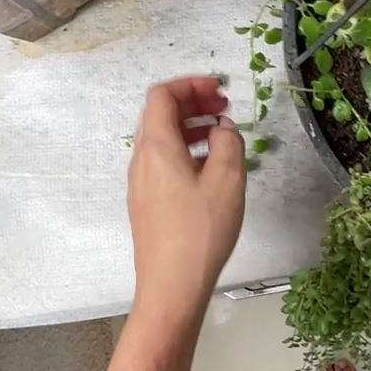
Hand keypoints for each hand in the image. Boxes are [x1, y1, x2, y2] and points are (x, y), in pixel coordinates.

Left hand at [127, 76, 246, 311]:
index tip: (219, 88)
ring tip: (222, 136)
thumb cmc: (200, 231)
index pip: (162, 96)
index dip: (190, 84)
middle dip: (192, 104)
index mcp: (156, 146)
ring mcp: (142, 184)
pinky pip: (164, 163)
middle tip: (224, 107)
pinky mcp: (148, 205)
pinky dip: (186, 152)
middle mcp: (142, 160)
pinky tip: (211, 169)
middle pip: (160, 116)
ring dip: (191, 128)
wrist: (171, 286)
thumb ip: (228, 143)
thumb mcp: (227, 180)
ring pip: (163, 141)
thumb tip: (223, 129)